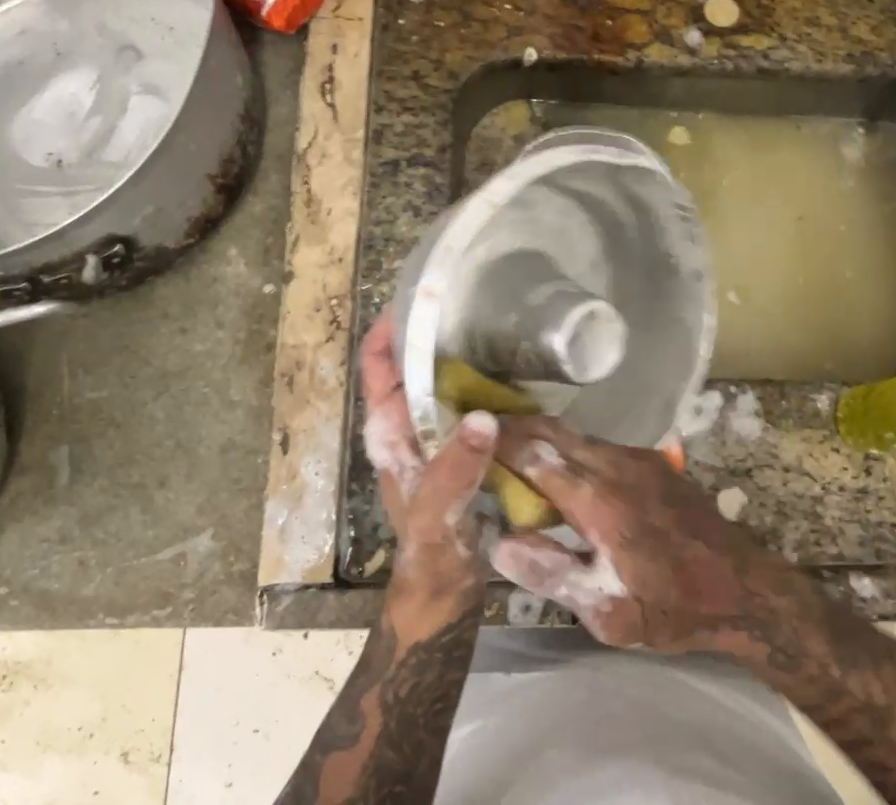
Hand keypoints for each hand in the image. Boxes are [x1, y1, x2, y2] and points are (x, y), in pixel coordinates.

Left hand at [359, 312, 498, 621]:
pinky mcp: (464, 456)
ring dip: (463, 362)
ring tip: (500, 330)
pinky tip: (519, 380)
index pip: (376, 371)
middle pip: (412, 371)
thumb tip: (482, 417)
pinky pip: (472, 411)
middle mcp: (409, 431)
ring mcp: (437, 443)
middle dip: (433, 338)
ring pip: (444, 389)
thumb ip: (454, 469)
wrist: (447, 595)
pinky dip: (488, 391)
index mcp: (390, 436)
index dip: (387, 333)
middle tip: (474, 305)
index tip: (418, 299)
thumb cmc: (431, 556)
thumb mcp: (438, 513)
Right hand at [486, 415, 798, 651]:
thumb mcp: (608, 611)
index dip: (497, 440)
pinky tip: (557, 468)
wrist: (745, 589)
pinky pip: (598, 445)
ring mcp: (638, 459)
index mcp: (599, 498)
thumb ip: (551, 574)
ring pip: (576, 435)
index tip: (464, 430)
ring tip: (507, 449)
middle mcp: (615, 465)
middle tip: (477, 432)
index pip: (534, 454)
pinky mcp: (654, 463)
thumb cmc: (672, 606)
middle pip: (553, 431)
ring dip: (541, 437)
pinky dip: (568, 448)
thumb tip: (498, 542)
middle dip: (513, 428)